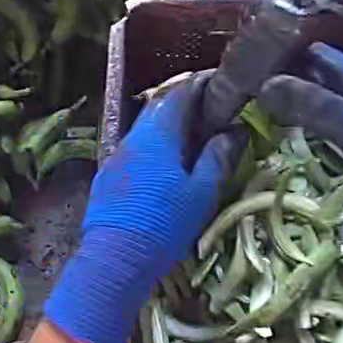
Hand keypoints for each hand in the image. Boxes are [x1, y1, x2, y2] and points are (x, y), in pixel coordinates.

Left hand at [43, 74, 242, 342]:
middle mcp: (132, 138)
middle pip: (159, 106)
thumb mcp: (201, 192)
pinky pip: (135, 149)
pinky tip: (166, 164)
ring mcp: (116, 156)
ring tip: (193, 137)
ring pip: (145, 129)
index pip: (180, 92)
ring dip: (168, 126)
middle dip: (185, 103)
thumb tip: (234, 130)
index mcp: (157, 134)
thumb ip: (218, 157)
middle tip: (211, 110)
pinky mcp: (108, 176)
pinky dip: (154, 147)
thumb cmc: (164, 224)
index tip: (222, 85)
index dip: (203, 84)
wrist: (115, 258)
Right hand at [259, 45, 342, 263]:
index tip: (248, 66)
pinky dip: (314, 123)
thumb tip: (264, 84)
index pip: (313, 52)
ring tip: (262, 114)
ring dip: (299, 103)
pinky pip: (334, 120)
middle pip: (317, 75)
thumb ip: (312, 103)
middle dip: (287, 80)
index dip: (284, 54)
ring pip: (324, 97)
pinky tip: (298, 136)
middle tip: (246, 93)